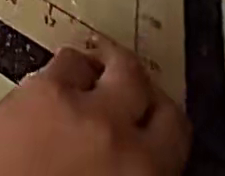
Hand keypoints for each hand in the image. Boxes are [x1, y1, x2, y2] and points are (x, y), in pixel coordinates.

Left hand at [0, 41, 189, 175]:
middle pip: (149, 88)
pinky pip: (70, 60)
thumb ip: (130, 172)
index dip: (168, 123)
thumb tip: (136, 158)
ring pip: (114, 64)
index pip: (177, 131)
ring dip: (108, 71)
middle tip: (133, 89)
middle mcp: (121, 136)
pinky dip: (72, 67)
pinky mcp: (47, 88)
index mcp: (144, 173)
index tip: (158, 119)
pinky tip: (62, 78)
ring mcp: (83, 108)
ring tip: (97, 77)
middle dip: (143, 86)